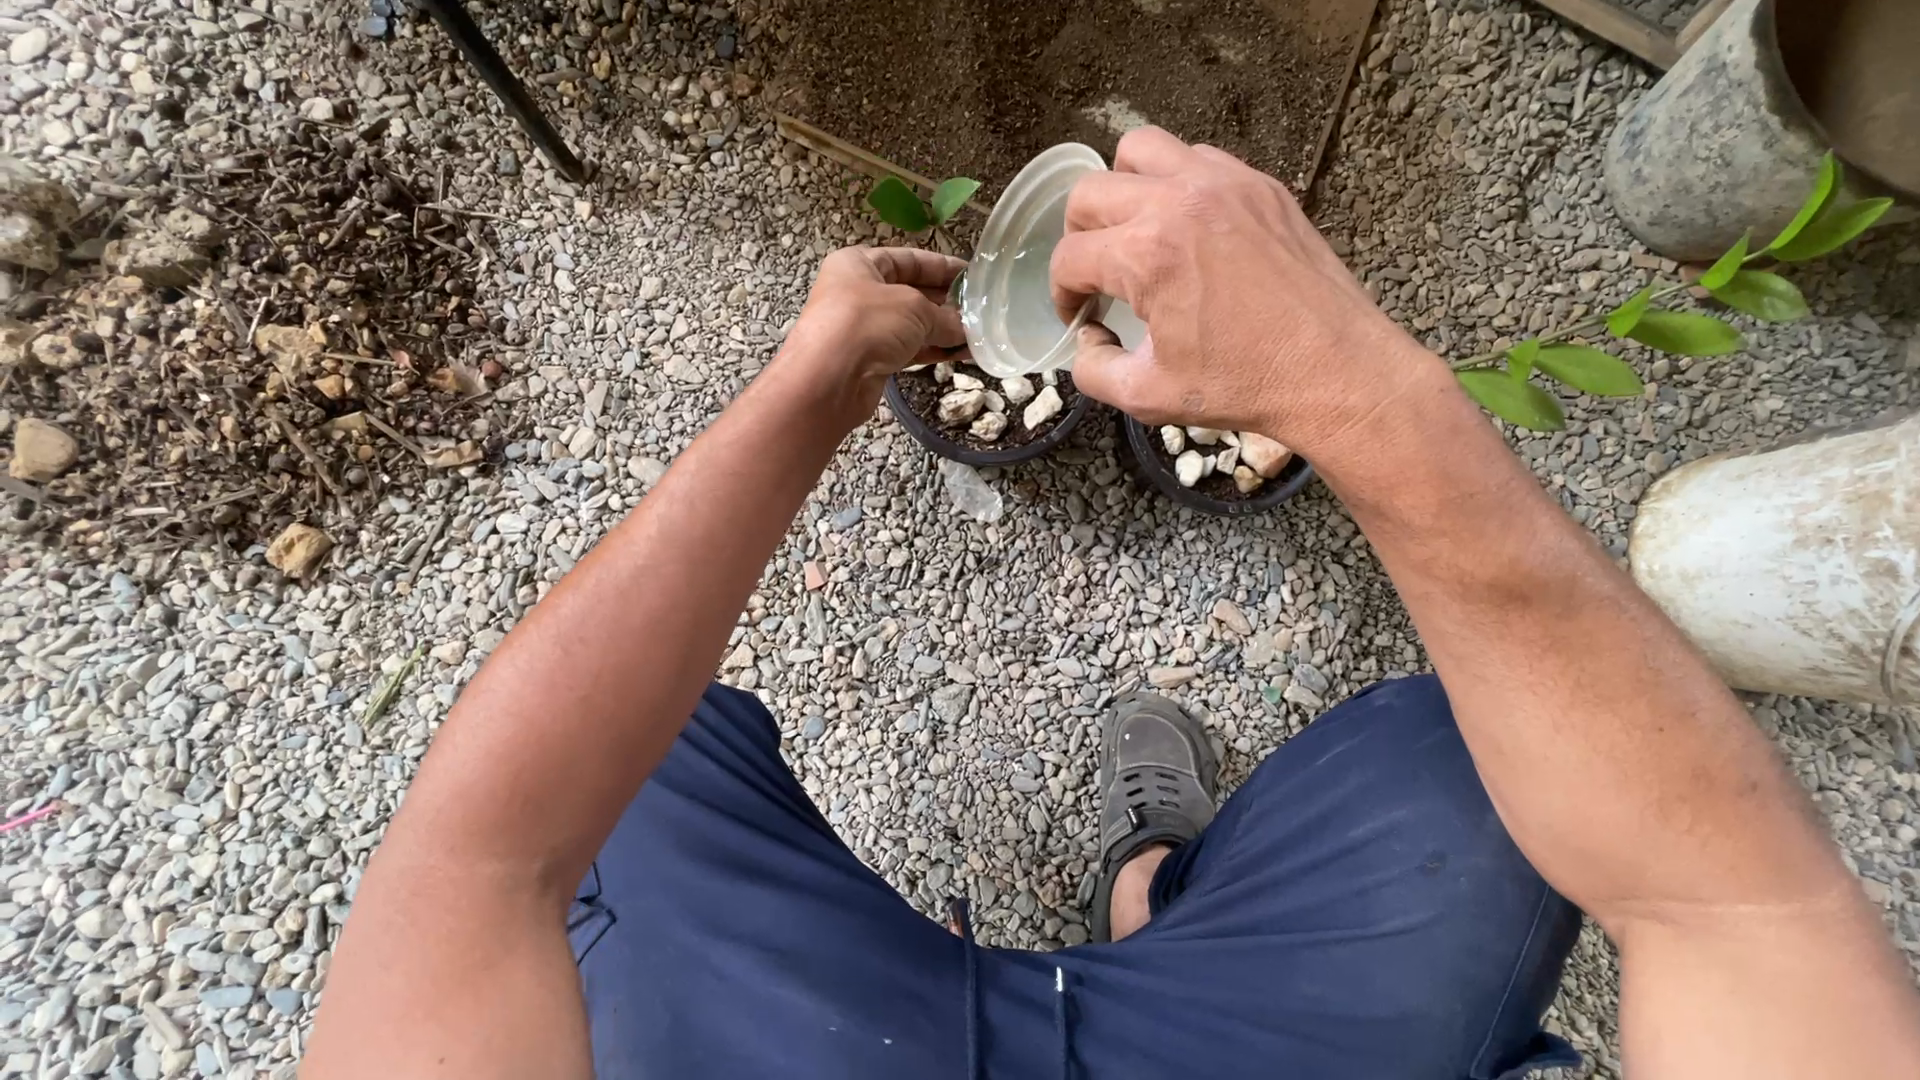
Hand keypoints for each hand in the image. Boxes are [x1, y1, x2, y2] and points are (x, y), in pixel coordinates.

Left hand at [778, 246, 966, 419]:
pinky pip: (910, 350)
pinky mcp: (872, 360)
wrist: (829, 380)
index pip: (908, 259)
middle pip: (912, 292)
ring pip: (913, 325)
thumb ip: (944, 316)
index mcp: (860, 264)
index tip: (973, 275)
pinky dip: (934, 351)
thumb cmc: (866, 324)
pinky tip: (963, 354)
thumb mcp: (913, 308)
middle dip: (947, 302)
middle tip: (981, 309)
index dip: (942, 266)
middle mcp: (859, 293)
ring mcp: (865, 329)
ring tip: (980, 334)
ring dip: (945, 330)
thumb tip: (965, 328)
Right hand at [1049, 128, 1447, 458]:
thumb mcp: (1146, 395)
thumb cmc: (1241, 385)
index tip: (1080, 319)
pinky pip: (1195, 157)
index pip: (1069, 257)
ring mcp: (1223, 183)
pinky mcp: (1259, 184)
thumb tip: (1086, 341)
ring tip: (1134, 235)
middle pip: (1089, 193)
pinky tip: (1186, 230)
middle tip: (1096, 277)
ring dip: (1120, 191)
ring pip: (1139, 151)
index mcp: (1146, 254)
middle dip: (1078, 239)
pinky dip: (1174, 184)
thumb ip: (1092, 370)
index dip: (1062, 294)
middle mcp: (1177, 201)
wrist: (1334, 370)